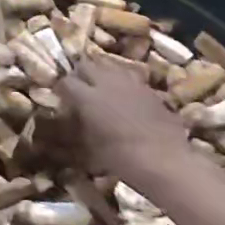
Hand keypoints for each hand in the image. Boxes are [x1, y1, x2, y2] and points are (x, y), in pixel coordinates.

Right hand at [52, 59, 192, 180]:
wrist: (164, 160)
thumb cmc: (122, 159)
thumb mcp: (90, 148)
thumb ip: (79, 127)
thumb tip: (75, 118)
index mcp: (87, 97)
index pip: (66, 82)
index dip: (60, 89)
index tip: (60, 98)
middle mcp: (107, 82)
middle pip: (86, 65)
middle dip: (79, 74)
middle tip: (78, 89)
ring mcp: (130, 82)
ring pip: (108, 65)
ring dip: (100, 74)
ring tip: (100, 89)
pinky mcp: (148, 88)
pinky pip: (128, 76)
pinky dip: (120, 82)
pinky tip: (123, 97)